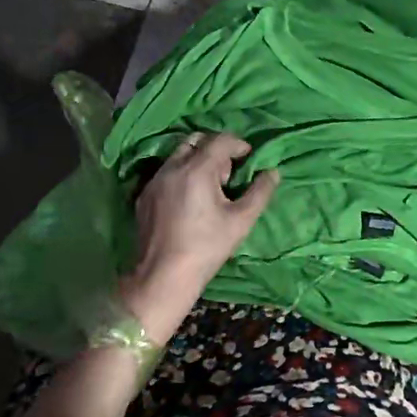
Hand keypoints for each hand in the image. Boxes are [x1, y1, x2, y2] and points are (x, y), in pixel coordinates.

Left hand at [124, 132, 279, 337]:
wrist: (164, 275)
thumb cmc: (207, 246)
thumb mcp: (242, 220)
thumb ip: (260, 192)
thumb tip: (272, 172)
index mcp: (197, 170)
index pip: (220, 140)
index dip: (238, 144)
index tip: (248, 157)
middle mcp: (172, 168)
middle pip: (196, 141)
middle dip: (215, 150)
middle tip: (227, 175)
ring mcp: (154, 181)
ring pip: (178, 155)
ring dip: (197, 161)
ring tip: (209, 188)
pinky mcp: (144, 196)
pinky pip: (165, 173)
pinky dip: (181, 175)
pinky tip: (189, 201)